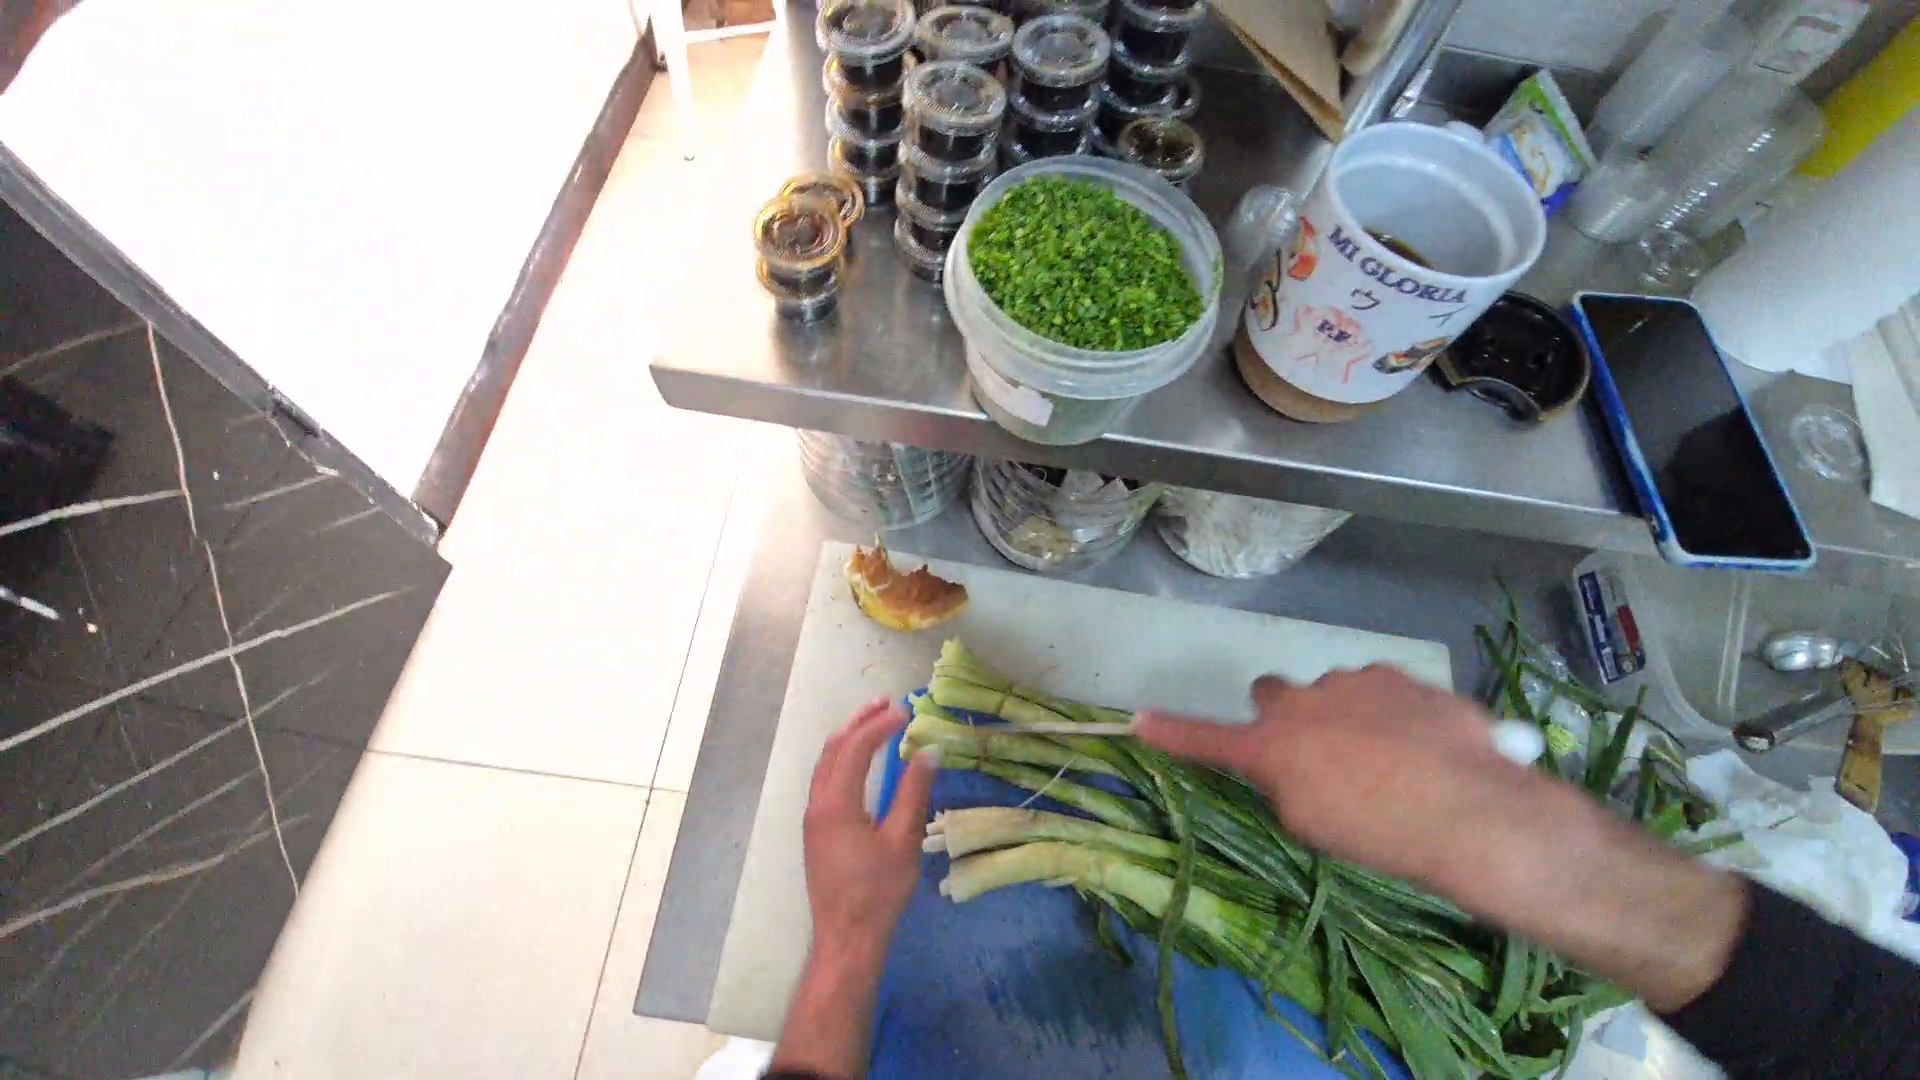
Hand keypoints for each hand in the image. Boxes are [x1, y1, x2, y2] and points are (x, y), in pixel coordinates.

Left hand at [803, 699, 936, 964]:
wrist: (846, 938)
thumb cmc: (878, 892)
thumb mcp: (903, 840)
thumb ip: (914, 792)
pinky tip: (860, 760)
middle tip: (887, 703)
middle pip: (834, 748)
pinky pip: (825, 778)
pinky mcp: (816, 830)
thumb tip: (929, 751)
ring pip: (825, 762)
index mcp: (836, 802)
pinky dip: (843, 757)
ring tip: (875, 722)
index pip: (856, 748)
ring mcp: (812, 817)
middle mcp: (817, 803)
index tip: (906, 712)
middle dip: (860, 721)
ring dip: (849, 738)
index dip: (881, 725)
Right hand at [1134, 665, 1519, 888]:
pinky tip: (1422, 740)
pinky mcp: (1398, 675)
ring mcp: (1350, 682)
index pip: (1206, 737)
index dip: (1171, 731)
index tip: (1140, 720)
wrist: (1471, 812)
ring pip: (1331, 690)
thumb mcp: (1312, 824)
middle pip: (1272, 693)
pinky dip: (1390, 708)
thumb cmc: (1380, 834)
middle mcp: (1300, 703)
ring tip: (1392, 753)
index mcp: (1271, 746)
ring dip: (1345, 712)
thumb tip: (1287, 768)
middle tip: (1322, 750)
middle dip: (1287, 714)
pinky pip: (1380, 687)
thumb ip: (1284, 784)